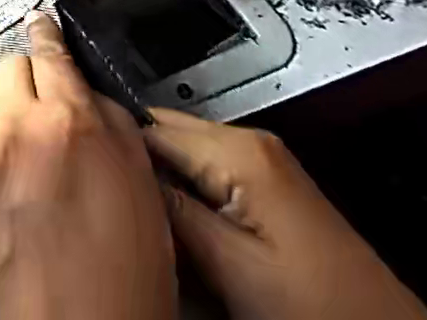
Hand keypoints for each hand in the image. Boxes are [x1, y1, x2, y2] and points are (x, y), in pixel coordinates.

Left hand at [0, 14, 175, 319]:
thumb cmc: (119, 262)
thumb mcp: (135, 174)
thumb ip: (104, 112)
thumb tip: (77, 82)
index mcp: (69, 117)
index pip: (47, 48)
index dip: (45, 34)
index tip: (39, 25)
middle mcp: (17, 123)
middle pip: (10, 64)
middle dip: (27, 81)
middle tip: (38, 109)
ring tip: (8, 128)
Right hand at [144, 107, 426, 319]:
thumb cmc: (323, 311)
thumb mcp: (231, 265)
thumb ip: (172, 212)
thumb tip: (125, 177)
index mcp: (241, 150)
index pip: (148, 126)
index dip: (120, 155)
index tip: (104, 186)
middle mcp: (251, 143)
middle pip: (164, 134)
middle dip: (141, 169)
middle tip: (129, 211)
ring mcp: (261, 162)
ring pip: (182, 155)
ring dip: (164, 186)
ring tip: (161, 229)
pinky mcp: (267, 184)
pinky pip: (205, 173)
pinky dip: (189, 197)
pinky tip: (189, 233)